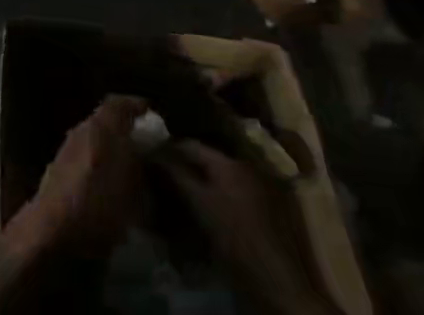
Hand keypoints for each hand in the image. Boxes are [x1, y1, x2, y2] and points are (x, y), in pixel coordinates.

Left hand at [17, 95, 147, 251]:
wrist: (53, 227)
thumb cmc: (99, 206)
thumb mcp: (134, 191)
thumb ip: (141, 167)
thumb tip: (144, 154)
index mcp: (100, 128)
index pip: (118, 104)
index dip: (135, 105)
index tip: (151, 112)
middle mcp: (80, 130)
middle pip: (105, 120)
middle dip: (126, 129)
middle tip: (147, 144)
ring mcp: (66, 147)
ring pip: (94, 137)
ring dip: (112, 145)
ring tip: (133, 166)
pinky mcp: (58, 166)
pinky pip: (86, 153)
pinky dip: (100, 160)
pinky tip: (111, 181)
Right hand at [158, 141, 336, 314]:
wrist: (275, 279)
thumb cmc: (233, 236)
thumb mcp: (198, 202)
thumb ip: (175, 173)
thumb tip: (152, 151)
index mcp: (229, 163)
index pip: (189, 145)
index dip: (167, 148)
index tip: (148, 156)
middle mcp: (244, 168)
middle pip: (204, 158)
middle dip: (182, 164)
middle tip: (159, 173)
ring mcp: (255, 187)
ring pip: (216, 174)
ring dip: (196, 178)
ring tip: (175, 189)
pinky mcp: (261, 206)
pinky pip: (228, 188)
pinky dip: (212, 190)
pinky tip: (200, 203)